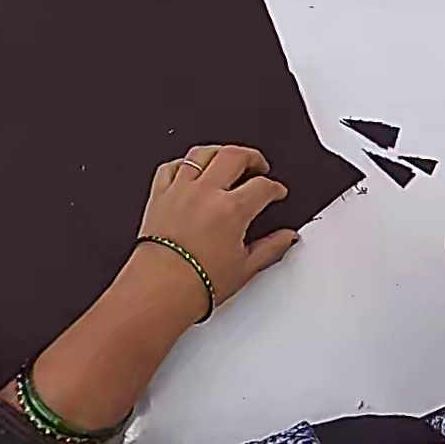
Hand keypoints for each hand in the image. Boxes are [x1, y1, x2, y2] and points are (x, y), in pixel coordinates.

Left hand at [135, 144, 301, 320]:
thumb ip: (271, 248)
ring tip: (227, 159)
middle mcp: (206, 193)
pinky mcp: (158, 196)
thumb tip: (286, 238)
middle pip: (235, 156)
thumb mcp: (245, 268)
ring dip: (219, 152)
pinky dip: (182, 165)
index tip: (277, 192)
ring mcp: (180, 191)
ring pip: (202, 154)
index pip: (263, 186)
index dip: (275, 188)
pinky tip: (190, 171)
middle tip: (259, 165)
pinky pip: (170, 167)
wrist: (158, 291)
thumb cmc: (196, 284)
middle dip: (253, 157)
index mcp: (233, 209)